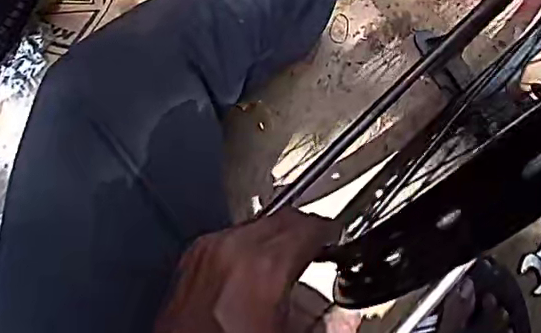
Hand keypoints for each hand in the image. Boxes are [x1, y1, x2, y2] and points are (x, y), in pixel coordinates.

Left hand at [154, 211, 336, 331]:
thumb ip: (326, 328)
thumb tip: (348, 317)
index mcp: (266, 269)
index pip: (308, 226)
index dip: (328, 231)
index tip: (334, 238)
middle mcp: (237, 248)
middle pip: (284, 219)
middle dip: (303, 233)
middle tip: (315, 250)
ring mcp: (211, 248)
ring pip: (257, 225)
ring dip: (274, 240)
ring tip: (282, 273)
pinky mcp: (193, 256)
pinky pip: (230, 237)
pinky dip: (246, 248)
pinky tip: (250, 278)